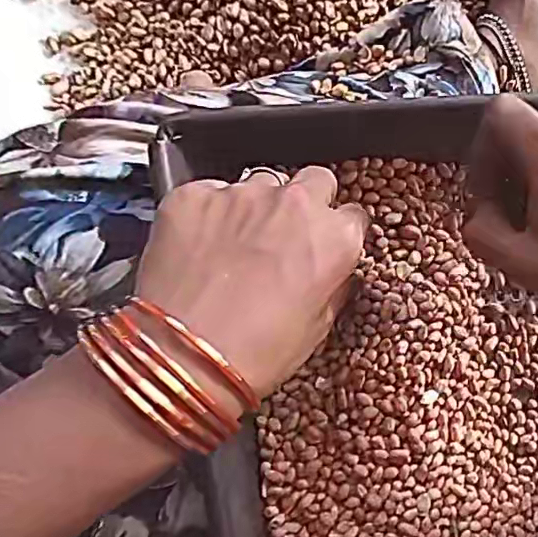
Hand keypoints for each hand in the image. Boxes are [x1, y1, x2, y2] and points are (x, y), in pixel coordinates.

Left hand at [136, 166, 368, 398]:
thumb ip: (333, 286)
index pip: (353, 216)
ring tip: (238, 244)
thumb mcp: (317, 328)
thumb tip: (334, 273)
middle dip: (307, 201)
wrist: (184, 356)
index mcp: (335, 238)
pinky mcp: (194, 194)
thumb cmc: (256, 352)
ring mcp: (243, 194)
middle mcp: (295, 204)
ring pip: (261, 181)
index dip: (338, 231)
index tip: (327, 244)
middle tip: (287, 235)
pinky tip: (201, 245)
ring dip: (257, 205)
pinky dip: (210, 212)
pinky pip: (210, 192)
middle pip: (315, 180)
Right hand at [461, 97, 537, 440]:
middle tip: (506, 209)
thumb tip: (479, 211)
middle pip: (526, 126)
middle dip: (506, 163)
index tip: (486, 186)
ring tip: (537, 217)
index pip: (502, 112)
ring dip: (532, 170)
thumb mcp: (517, 261)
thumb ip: (479, 228)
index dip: (482, 147)